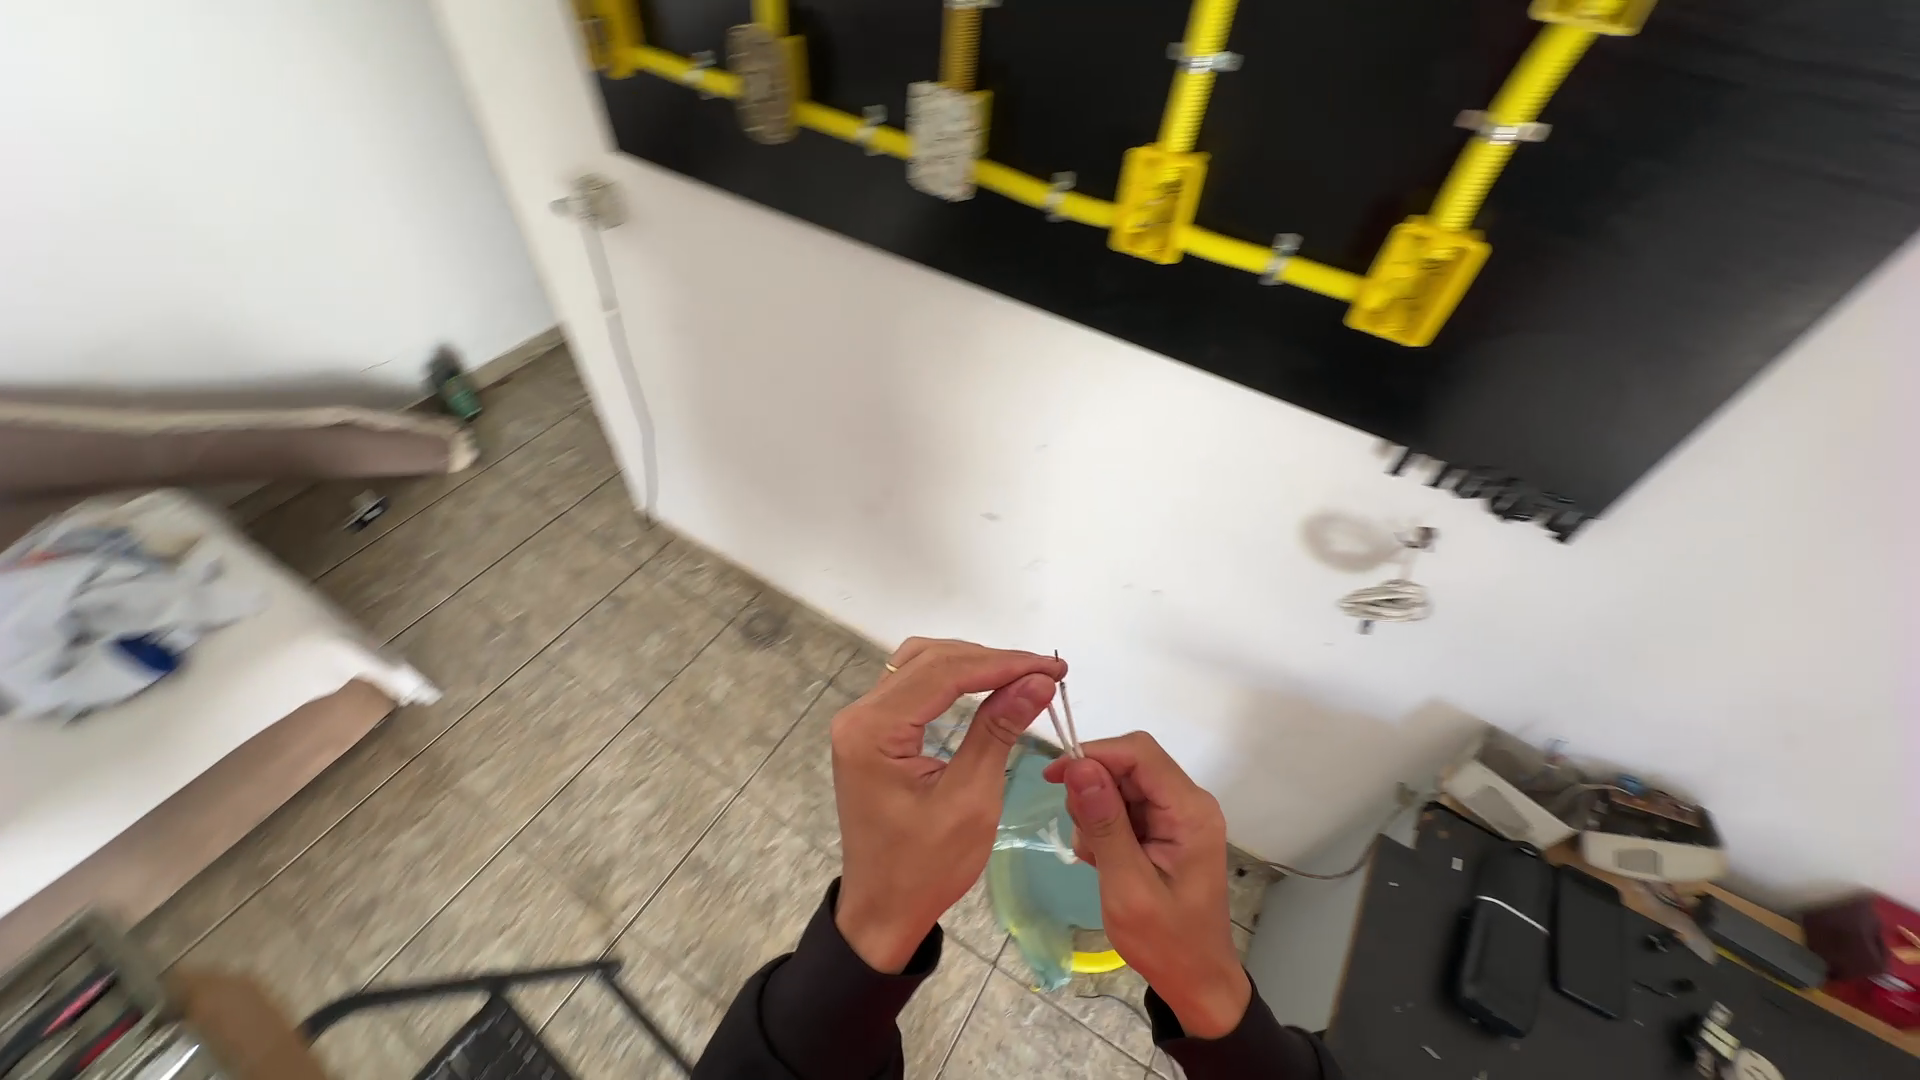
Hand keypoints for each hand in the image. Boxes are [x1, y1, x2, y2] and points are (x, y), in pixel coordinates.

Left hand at [832, 638, 1066, 972]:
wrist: (883, 911)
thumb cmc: (926, 867)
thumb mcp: (971, 800)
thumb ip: (999, 731)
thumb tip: (1038, 682)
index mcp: (873, 730)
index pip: (944, 672)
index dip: (1002, 663)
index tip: (1051, 669)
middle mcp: (859, 714)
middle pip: (930, 659)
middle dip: (990, 660)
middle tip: (1042, 674)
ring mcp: (862, 720)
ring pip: (920, 664)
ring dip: (971, 663)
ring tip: (1020, 676)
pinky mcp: (872, 730)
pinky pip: (914, 686)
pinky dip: (953, 680)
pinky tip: (986, 686)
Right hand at [1044, 733, 1250, 1037]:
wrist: (1195, 980)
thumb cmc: (1165, 941)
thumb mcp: (1127, 886)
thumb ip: (1104, 823)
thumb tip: (1079, 767)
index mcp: (1189, 810)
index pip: (1138, 752)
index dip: (1095, 755)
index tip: (1055, 778)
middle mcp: (1188, 801)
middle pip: (1128, 764)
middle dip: (1094, 790)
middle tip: (1082, 836)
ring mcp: (1177, 814)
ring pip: (1120, 783)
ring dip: (1096, 812)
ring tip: (1096, 857)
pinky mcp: (1164, 826)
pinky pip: (1123, 804)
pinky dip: (1104, 825)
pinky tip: (1104, 860)